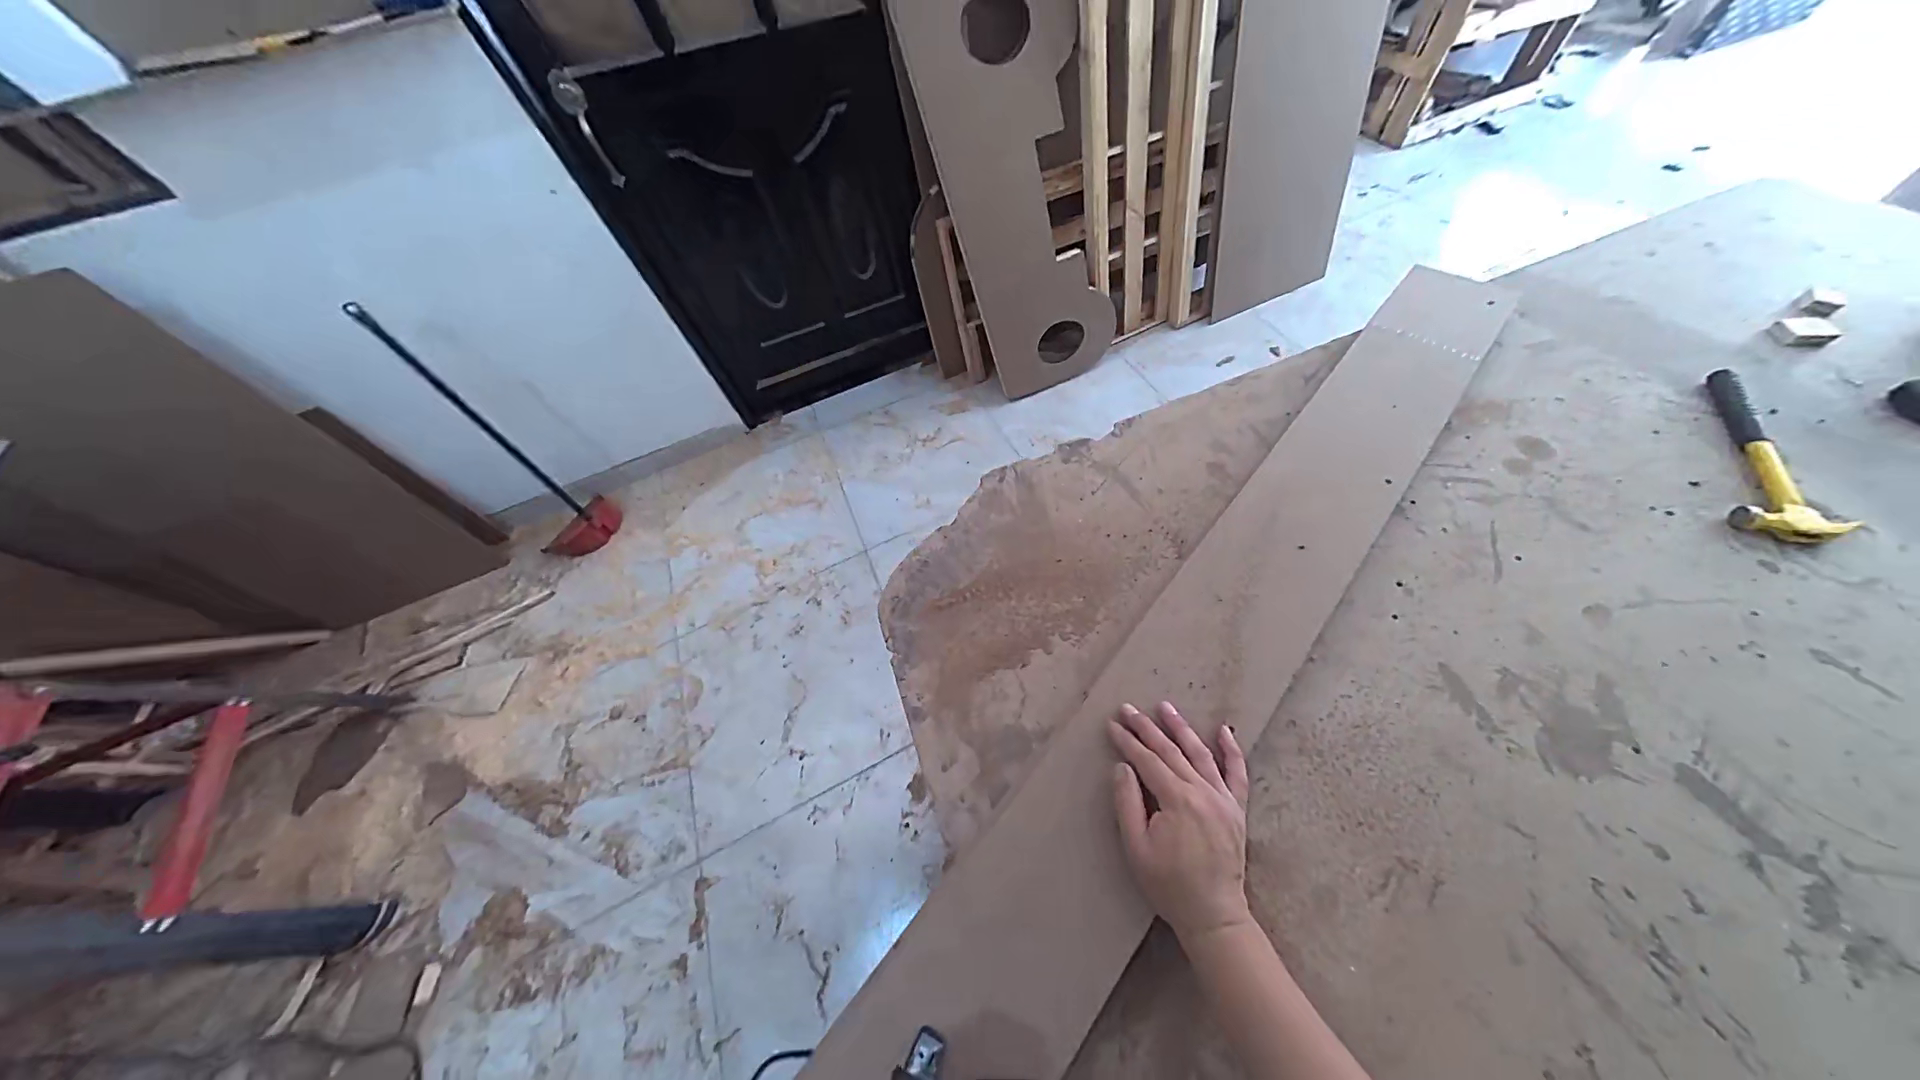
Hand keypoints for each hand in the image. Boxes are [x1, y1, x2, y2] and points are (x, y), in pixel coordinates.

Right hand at [1108, 701, 1252, 941]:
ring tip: (1165, 707)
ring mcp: (1223, 799)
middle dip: (1146, 728)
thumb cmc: (1168, 884)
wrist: (1213, 915)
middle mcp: (1202, 792)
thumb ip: (1127, 803)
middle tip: (1128, 709)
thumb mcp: (1136, 846)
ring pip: (1200, 754)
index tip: (1112, 725)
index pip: (1147, 761)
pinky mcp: (1236, 809)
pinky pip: (1237, 774)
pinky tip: (1223, 730)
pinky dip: (1232, 750)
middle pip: (1170, 751)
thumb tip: (1123, 767)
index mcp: (1177, 800)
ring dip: (1181, 728)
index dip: (1127, 742)